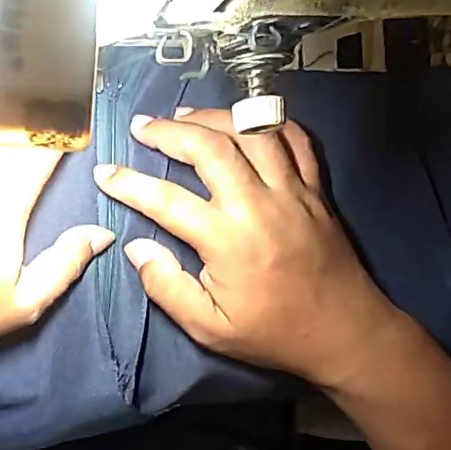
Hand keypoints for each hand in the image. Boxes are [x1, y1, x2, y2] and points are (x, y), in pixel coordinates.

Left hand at [0, 64, 113, 375]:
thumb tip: (102, 234)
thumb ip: (64, 264)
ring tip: (5, 52)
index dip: (66, 110)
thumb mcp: (22, 304)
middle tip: (51, 51)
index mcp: (4, 203)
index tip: (82, 83)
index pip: (43, 143)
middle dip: (32, 81)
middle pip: (5, 115)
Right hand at [91, 108, 417, 391]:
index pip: (166, 200)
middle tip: (141, 126)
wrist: (346, 334)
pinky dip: (269, 122)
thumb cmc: (271, 333)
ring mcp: (293, 191)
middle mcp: (259, 204)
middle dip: (168, 131)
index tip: (104, 173)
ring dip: (213, 117)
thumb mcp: (208, 328)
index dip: (128, 183)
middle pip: (210, 147)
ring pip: (252, 132)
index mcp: (228, 240)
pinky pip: (295, 140)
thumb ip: (166, 287)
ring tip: (184, 115)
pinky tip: (245, 121)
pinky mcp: (316, 189)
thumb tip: (136, 247)